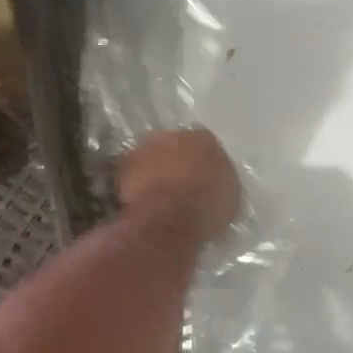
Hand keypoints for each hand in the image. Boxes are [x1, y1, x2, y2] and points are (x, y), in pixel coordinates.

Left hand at [117, 128, 242, 241]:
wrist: (169, 218)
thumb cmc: (207, 207)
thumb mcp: (230, 198)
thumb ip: (221, 182)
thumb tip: (215, 182)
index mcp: (206, 140)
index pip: (205, 144)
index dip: (203, 162)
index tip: (203, 178)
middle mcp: (174, 134)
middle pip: (175, 145)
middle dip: (176, 161)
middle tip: (180, 184)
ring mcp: (146, 147)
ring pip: (151, 156)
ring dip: (154, 170)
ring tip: (158, 194)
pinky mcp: (123, 165)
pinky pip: (131, 172)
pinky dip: (136, 183)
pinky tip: (142, 200)